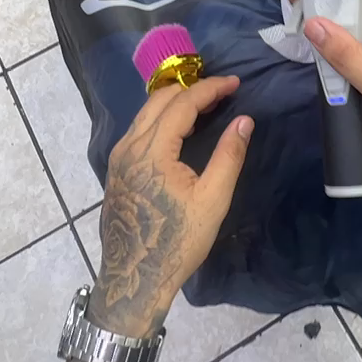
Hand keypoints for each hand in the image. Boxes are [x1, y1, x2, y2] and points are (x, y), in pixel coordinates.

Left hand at [92, 76, 251, 336]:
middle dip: (192, 88)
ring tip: (205, 105)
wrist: (134, 278)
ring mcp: (119, 156)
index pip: (182, 103)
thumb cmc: (177, 242)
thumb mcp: (212, 200)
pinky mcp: (117, 168)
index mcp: (152, 150)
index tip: (235, 83)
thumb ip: (229, 155)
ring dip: (175, 101)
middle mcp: (129, 146)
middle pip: (160, 99)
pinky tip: (181, 129)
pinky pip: (140, 128)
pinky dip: (162, 117)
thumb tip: (245, 120)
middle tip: (222, 91)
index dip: (210, 88)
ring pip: (147, 112)